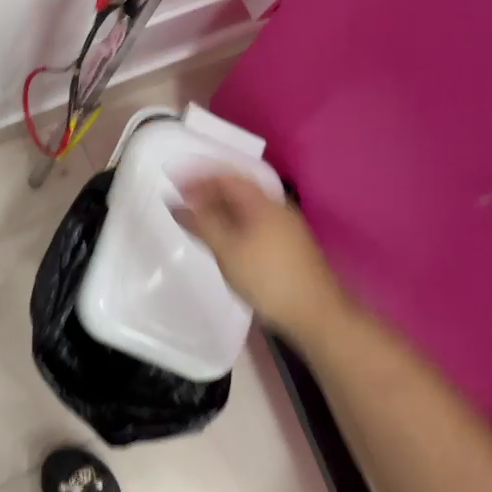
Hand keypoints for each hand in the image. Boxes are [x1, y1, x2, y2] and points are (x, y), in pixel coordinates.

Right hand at [174, 174, 353, 338]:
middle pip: (238, 189)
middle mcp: (276, 208)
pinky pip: (255, 221)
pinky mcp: (289, 245)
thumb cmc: (268, 279)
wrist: (316, 314)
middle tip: (182, 201)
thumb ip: (201, 223)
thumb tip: (177, 203)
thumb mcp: (227, 250)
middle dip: (208, 192)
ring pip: (247, 207)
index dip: (199, 177)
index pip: (226, 177)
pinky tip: (224, 239)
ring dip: (221, 208)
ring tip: (198, 219)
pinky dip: (234, 222)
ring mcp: (286, 227)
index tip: (175, 182)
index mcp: (262, 203)